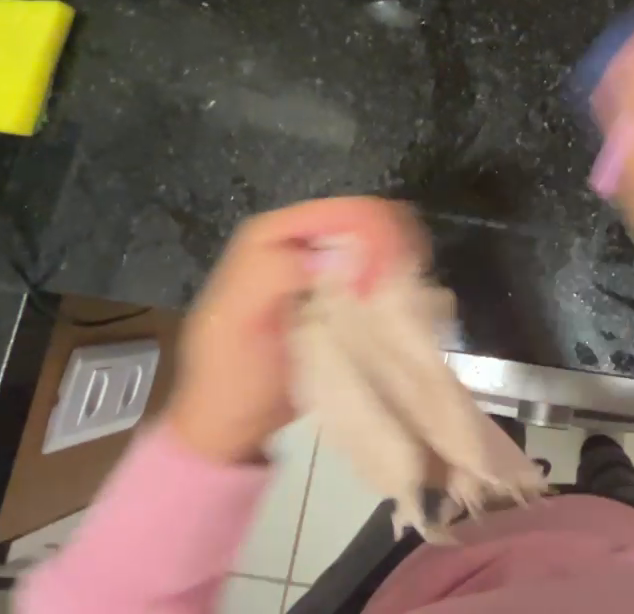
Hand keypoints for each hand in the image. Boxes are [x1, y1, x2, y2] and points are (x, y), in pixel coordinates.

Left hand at [166, 197, 428, 464]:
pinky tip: (399, 310)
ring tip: (397, 308)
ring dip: (402, 269)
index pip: (346, 211)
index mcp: (275, 233)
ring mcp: (332, 261)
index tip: (373, 289)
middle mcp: (307, 237)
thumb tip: (336, 255)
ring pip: (391, 240)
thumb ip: (273, 273)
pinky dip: (403, 284)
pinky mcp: (352, 285)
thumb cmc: (230, 375)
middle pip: (376, 218)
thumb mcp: (235, 321)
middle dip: (392, 253)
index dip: (372, 241)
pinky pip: (393, 267)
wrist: (236, 421)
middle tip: (393, 299)